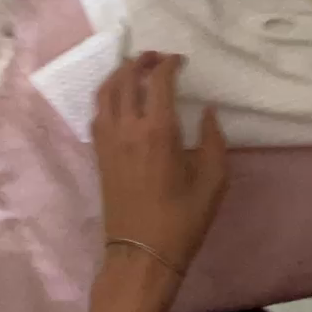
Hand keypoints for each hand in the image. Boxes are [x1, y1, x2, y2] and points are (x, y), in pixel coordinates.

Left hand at [92, 52, 228, 279]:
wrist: (141, 254)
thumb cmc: (183, 220)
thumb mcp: (214, 181)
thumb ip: (214, 140)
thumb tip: (207, 112)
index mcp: (159, 131)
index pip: (159, 80)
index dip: (169, 64)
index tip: (181, 61)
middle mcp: (128, 128)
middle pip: (127, 78)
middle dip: (142, 61)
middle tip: (157, 57)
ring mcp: (108, 140)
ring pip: (105, 91)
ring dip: (120, 73)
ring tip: (135, 69)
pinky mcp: (99, 153)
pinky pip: (97, 111)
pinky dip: (107, 94)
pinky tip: (120, 98)